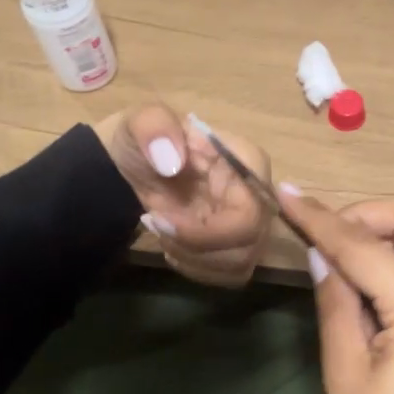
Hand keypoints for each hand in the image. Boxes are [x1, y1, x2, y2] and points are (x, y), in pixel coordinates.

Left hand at [95, 106, 271, 286]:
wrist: (133, 163)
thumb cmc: (145, 140)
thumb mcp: (142, 120)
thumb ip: (156, 127)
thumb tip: (174, 162)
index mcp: (246, 160)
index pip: (251, 210)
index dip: (209, 229)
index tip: (161, 219)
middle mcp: (259, 192)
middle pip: (249, 241)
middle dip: (196, 246)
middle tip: (156, 224)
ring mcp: (253, 220)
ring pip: (242, 262)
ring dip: (195, 259)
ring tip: (163, 234)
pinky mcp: (240, 243)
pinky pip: (232, 273)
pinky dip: (198, 270)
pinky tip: (175, 248)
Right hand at [277, 189, 393, 393]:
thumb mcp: (346, 373)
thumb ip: (336, 302)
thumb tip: (320, 254)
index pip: (366, 245)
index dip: (321, 218)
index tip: (287, 195)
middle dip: (367, 214)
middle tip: (324, 236)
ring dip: (384, 234)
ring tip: (338, 259)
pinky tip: (366, 282)